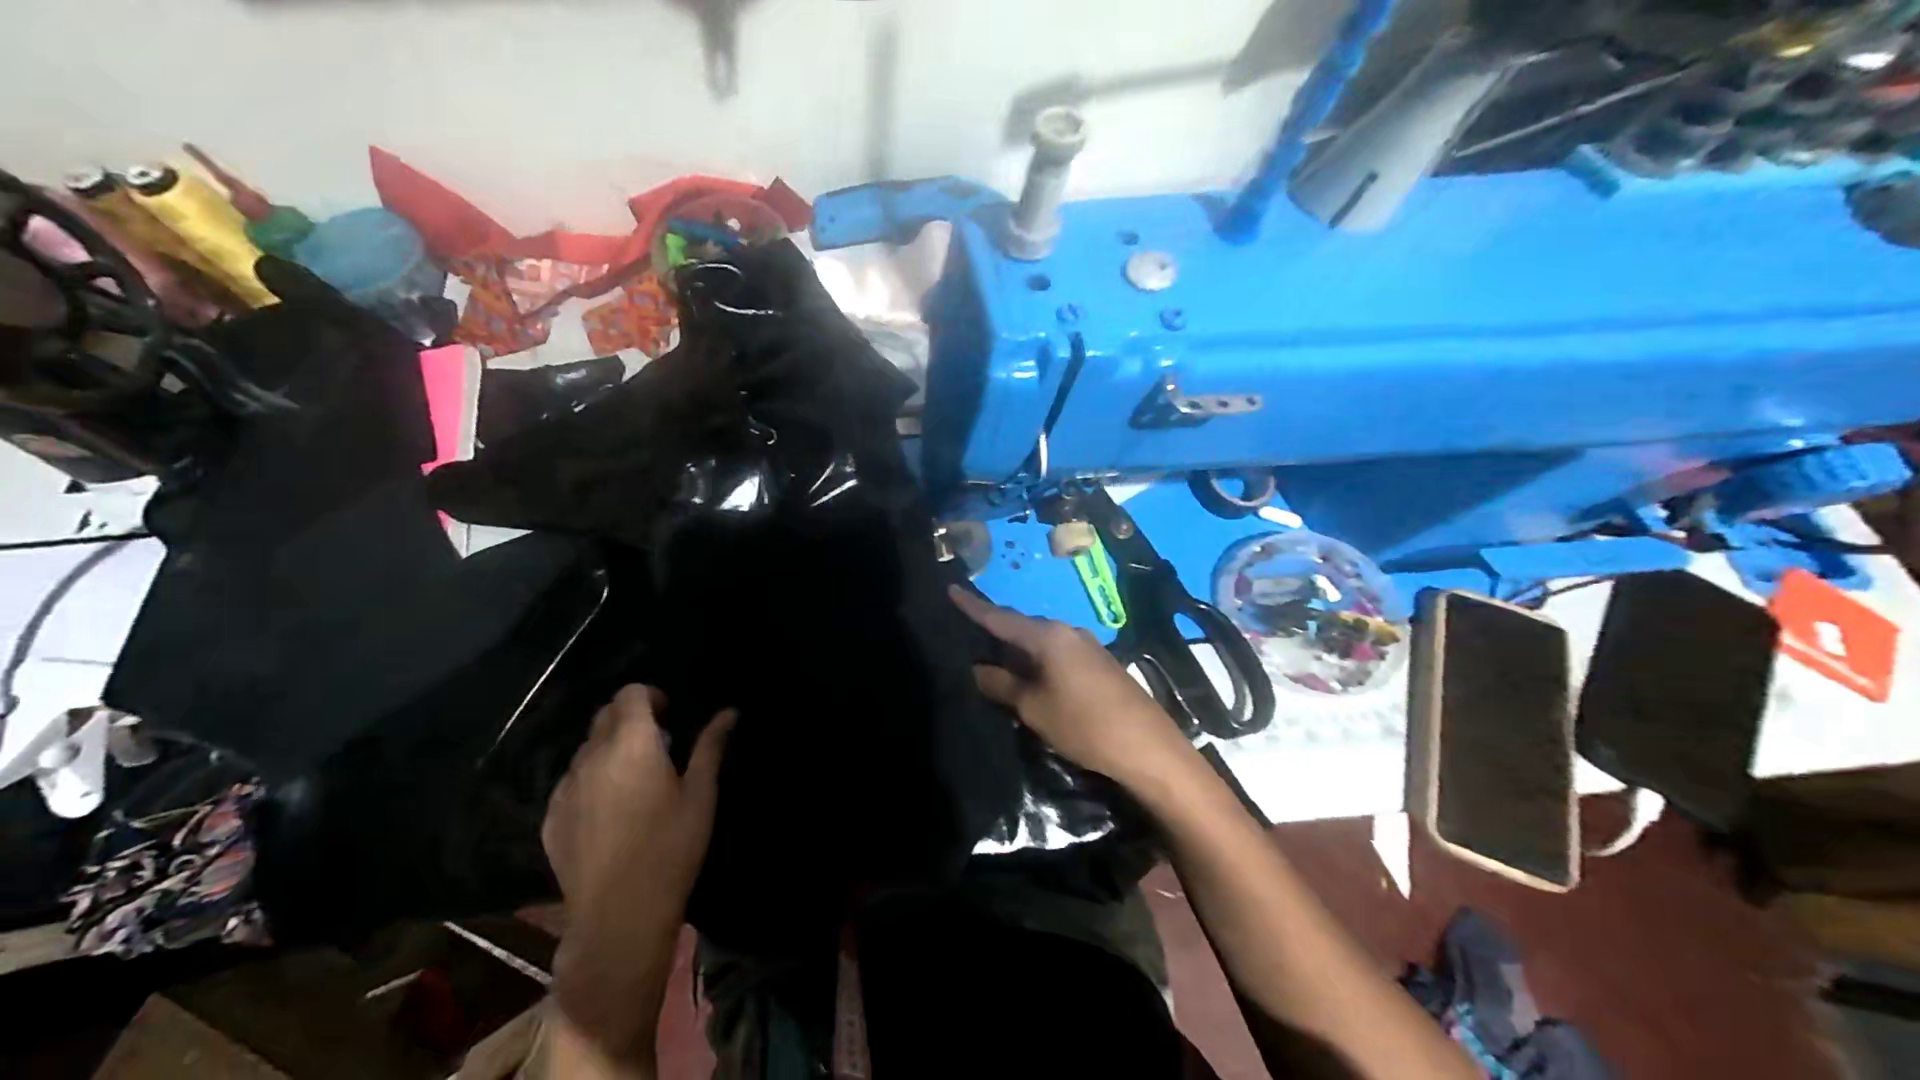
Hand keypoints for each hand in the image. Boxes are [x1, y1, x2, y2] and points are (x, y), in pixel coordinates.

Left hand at [543, 685, 733, 1064]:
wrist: (618, 916)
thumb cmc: (671, 848)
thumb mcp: (702, 795)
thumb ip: (711, 747)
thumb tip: (729, 712)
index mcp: (632, 744)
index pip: (630, 694)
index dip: (650, 696)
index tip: (670, 715)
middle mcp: (591, 757)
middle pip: (605, 716)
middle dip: (630, 718)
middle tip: (658, 744)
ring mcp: (565, 788)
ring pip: (585, 749)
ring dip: (609, 748)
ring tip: (634, 779)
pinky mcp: (550, 817)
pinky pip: (570, 782)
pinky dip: (591, 779)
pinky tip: (610, 811)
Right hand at [950, 585, 1194, 790]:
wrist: (1147, 747)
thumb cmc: (1084, 725)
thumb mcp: (1033, 708)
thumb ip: (1001, 684)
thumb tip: (976, 669)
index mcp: (1049, 635)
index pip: (1000, 617)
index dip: (973, 606)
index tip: (950, 589)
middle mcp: (1068, 631)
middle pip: (1021, 626)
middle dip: (994, 629)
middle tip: (964, 631)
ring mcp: (1087, 646)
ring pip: (1039, 642)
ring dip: (1015, 649)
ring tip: (988, 656)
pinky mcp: (1098, 664)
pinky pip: (1056, 653)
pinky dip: (1035, 660)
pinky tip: (1024, 674)